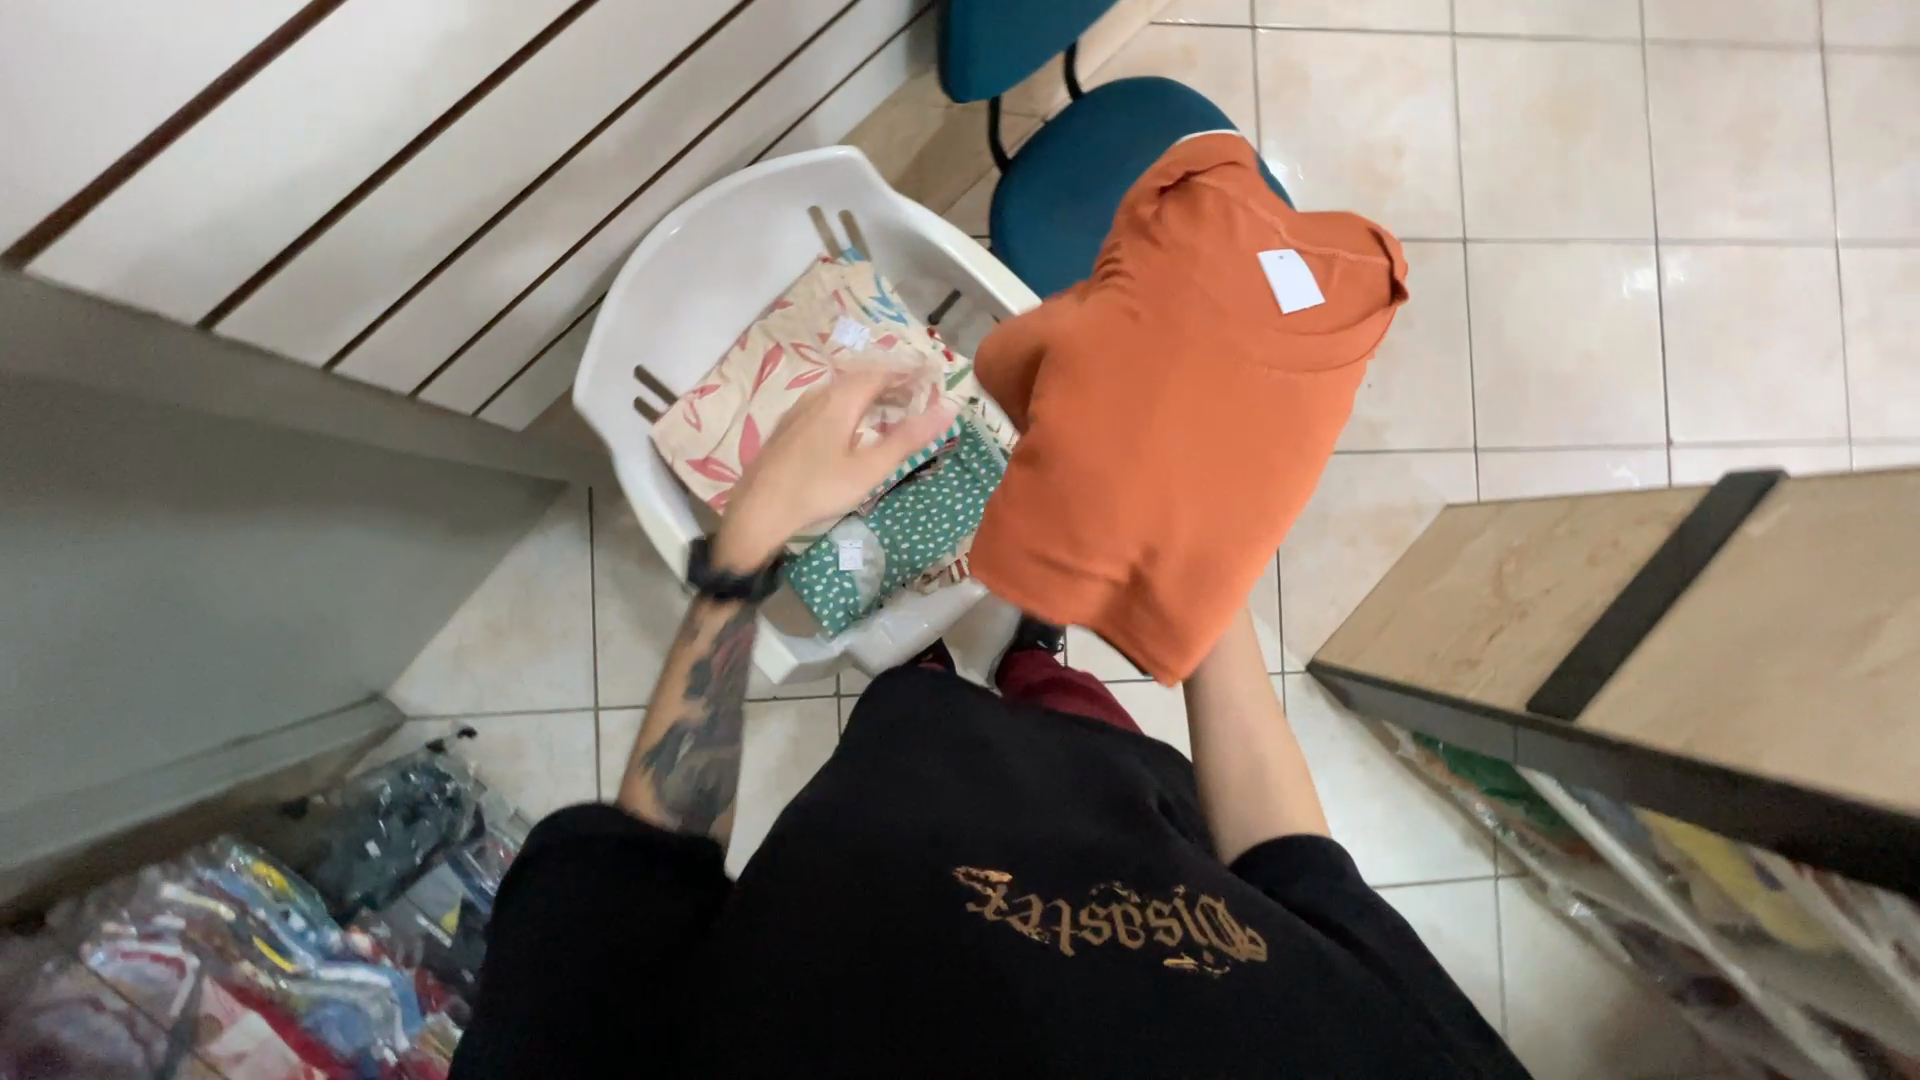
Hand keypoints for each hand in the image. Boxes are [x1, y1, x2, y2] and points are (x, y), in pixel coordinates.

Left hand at [712, 369, 957, 571]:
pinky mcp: (790, 426)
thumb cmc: (819, 489)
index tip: (932, 375)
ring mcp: (800, 410)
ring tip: (892, 407)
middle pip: (861, 379)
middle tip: (918, 393)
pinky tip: (853, 425)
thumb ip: (909, 438)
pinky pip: (828, 403)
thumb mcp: (870, 468)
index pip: (882, 373)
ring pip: (843, 391)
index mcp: (842, 399)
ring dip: (871, 394)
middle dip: (892, 382)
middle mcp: (820, 395)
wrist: (759, 509)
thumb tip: (947, 409)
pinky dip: (851, 405)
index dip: (909, 372)